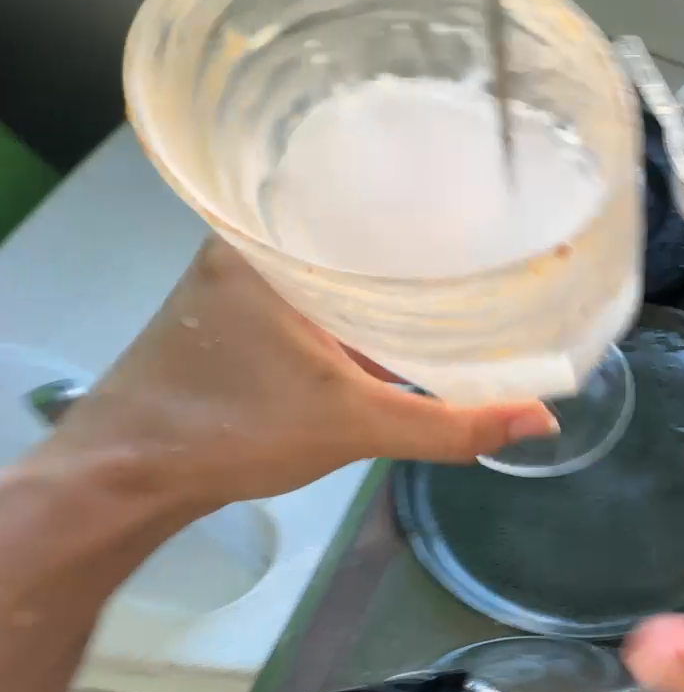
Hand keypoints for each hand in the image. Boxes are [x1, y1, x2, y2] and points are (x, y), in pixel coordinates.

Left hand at [40, 237, 555, 509]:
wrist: (132, 477)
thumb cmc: (233, 432)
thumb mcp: (359, 428)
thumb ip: (454, 426)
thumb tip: (543, 422)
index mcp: (266, 255)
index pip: (362, 215)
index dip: (430, 224)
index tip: (492, 233)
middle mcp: (254, 260)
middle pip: (362, 250)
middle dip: (428, 264)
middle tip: (500, 271)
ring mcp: (251, 293)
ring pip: (349, 284)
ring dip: (403, 300)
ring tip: (477, 302)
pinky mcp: (255, 326)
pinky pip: (335, 311)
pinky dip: (377, 326)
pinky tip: (423, 341)